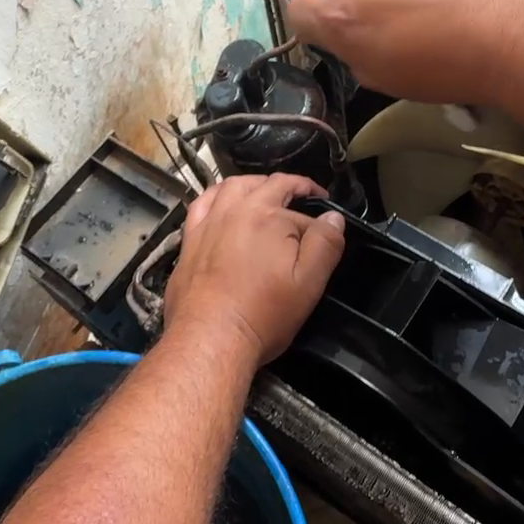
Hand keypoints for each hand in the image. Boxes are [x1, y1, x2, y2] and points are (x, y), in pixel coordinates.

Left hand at [161, 174, 345, 366]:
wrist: (210, 338)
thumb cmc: (263, 313)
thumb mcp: (309, 283)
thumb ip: (325, 245)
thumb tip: (333, 218)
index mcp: (268, 216)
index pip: (301, 211)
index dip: (318, 219)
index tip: (326, 227)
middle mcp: (236, 210)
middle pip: (266, 185)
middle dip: (289, 186)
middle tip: (302, 197)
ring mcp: (209, 223)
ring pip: (232, 186)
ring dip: (254, 184)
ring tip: (265, 192)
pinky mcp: (189, 240)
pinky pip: (201, 203)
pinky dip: (217, 196)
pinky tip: (221, 202)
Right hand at [287, 0, 523, 105]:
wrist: (513, 31)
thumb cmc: (449, 70)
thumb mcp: (390, 81)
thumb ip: (359, 57)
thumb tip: (357, 46)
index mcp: (342, 19)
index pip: (295, 10)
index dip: (309, 24)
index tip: (329, 35)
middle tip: (363, 12)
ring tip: (422, 2)